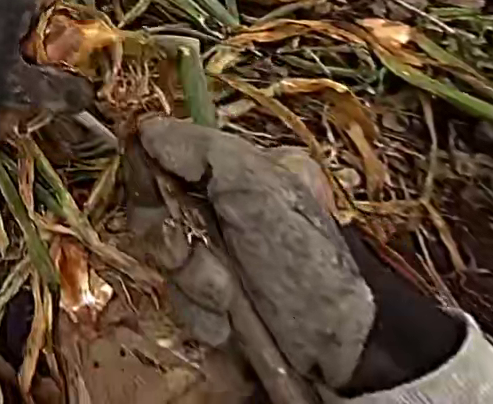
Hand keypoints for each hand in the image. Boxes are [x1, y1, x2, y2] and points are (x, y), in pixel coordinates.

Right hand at [138, 120, 462, 393]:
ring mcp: (212, 255)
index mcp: (229, 166)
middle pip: (150, 207)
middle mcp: (216, 205)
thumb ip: (195, 147)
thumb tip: (142, 128)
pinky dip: (199, 314)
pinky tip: (229, 324)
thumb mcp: (255, 184)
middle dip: (171, 238)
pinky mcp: (212, 303)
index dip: (148, 175)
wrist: (350, 364)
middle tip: (200, 254)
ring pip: (161, 256)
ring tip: (228, 297)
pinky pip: (177, 299)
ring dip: (189, 281)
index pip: (156, 154)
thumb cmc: (305, 261)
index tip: (159, 193)